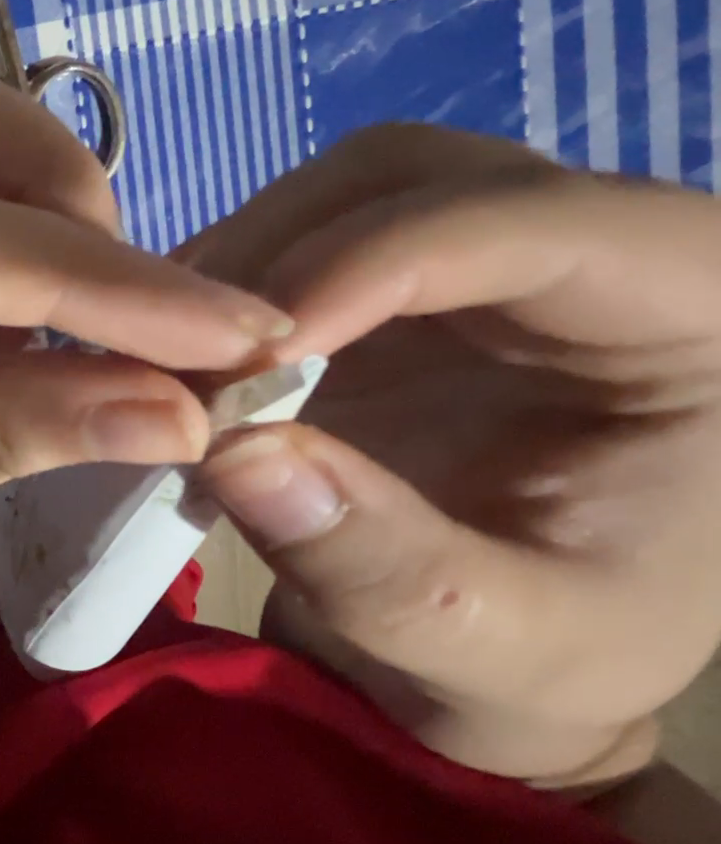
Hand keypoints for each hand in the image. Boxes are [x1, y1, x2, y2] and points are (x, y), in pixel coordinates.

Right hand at [186, 125, 720, 787]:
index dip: (375, 263)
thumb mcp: (481, 647)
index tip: (245, 363)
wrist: (486, 667)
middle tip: (190, 355)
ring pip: (336, 195)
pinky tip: (180, 356)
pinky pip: (289, 243)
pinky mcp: (387, 300)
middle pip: (414, 175)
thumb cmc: (528, 665)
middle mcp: (591, 264)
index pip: (533, 223)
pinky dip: (218, 290)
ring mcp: (475, 274)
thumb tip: (235, 450)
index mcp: (701, 322)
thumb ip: (378, 564)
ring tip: (174, 361)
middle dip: (281, 250)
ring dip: (236, 265)